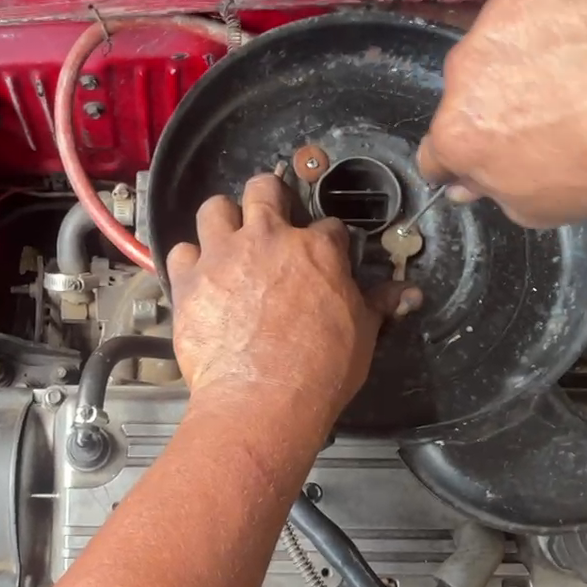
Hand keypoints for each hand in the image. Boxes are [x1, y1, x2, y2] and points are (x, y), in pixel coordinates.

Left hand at [166, 174, 419, 434]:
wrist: (262, 398)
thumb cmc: (318, 371)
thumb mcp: (362, 335)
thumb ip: (378, 305)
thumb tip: (406, 293)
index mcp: (316, 250)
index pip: (326, 225)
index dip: (324, 240)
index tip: (321, 257)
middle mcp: (266, 239)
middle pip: (264, 188)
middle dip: (268, 197)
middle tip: (268, 219)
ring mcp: (223, 257)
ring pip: (214, 209)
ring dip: (221, 220)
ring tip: (226, 241)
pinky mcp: (189, 281)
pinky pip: (180, 252)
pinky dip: (188, 262)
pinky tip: (198, 278)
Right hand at [416, 0, 586, 226]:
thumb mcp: (539, 208)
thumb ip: (493, 190)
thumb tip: (475, 178)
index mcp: (458, 130)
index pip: (438, 148)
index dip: (465, 156)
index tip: (492, 154)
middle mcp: (469, 66)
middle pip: (473, 84)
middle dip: (502, 97)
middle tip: (557, 109)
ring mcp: (513, 10)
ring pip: (510, 34)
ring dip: (534, 49)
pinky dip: (578, 9)